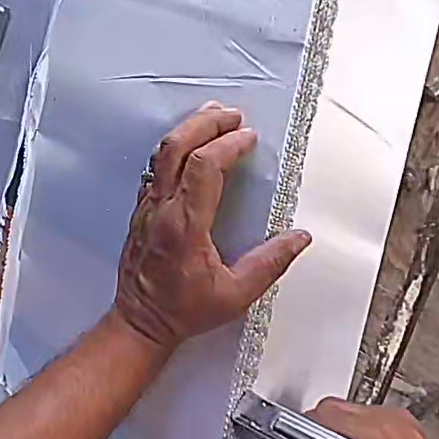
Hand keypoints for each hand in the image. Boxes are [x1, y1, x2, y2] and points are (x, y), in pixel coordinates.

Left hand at [112, 103, 310, 348]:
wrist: (140, 323)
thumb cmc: (182, 311)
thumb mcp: (235, 294)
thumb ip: (269, 264)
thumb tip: (299, 238)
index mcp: (185, 227)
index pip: (204, 168)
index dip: (227, 145)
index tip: (248, 138)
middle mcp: (161, 211)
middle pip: (176, 148)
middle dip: (205, 124)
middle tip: (231, 115)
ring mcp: (146, 210)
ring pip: (160, 156)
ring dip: (187, 132)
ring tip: (212, 119)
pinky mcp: (140, 214)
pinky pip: (153, 171)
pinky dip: (173, 152)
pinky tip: (188, 149)